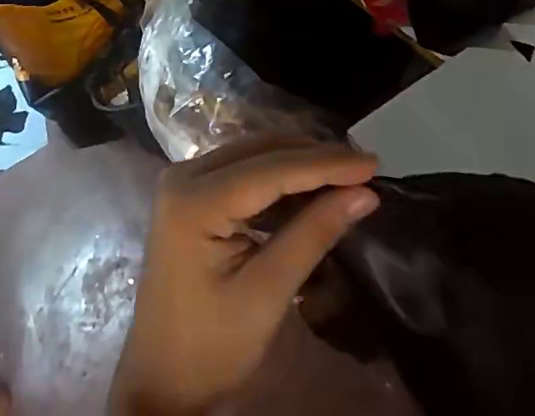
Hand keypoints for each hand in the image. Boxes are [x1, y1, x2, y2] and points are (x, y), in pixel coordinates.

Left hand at [109, 137, 379, 415]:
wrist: (160, 381)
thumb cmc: (211, 346)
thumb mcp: (268, 293)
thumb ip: (314, 234)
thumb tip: (365, 193)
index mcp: (194, 201)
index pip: (272, 168)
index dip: (326, 163)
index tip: (373, 163)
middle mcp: (184, 176)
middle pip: (263, 152)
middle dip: (317, 159)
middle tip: (366, 170)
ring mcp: (185, 181)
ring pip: (256, 155)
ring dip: (302, 164)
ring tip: (348, 176)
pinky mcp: (192, 193)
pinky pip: (245, 170)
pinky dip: (281, 177)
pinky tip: (312, 189)